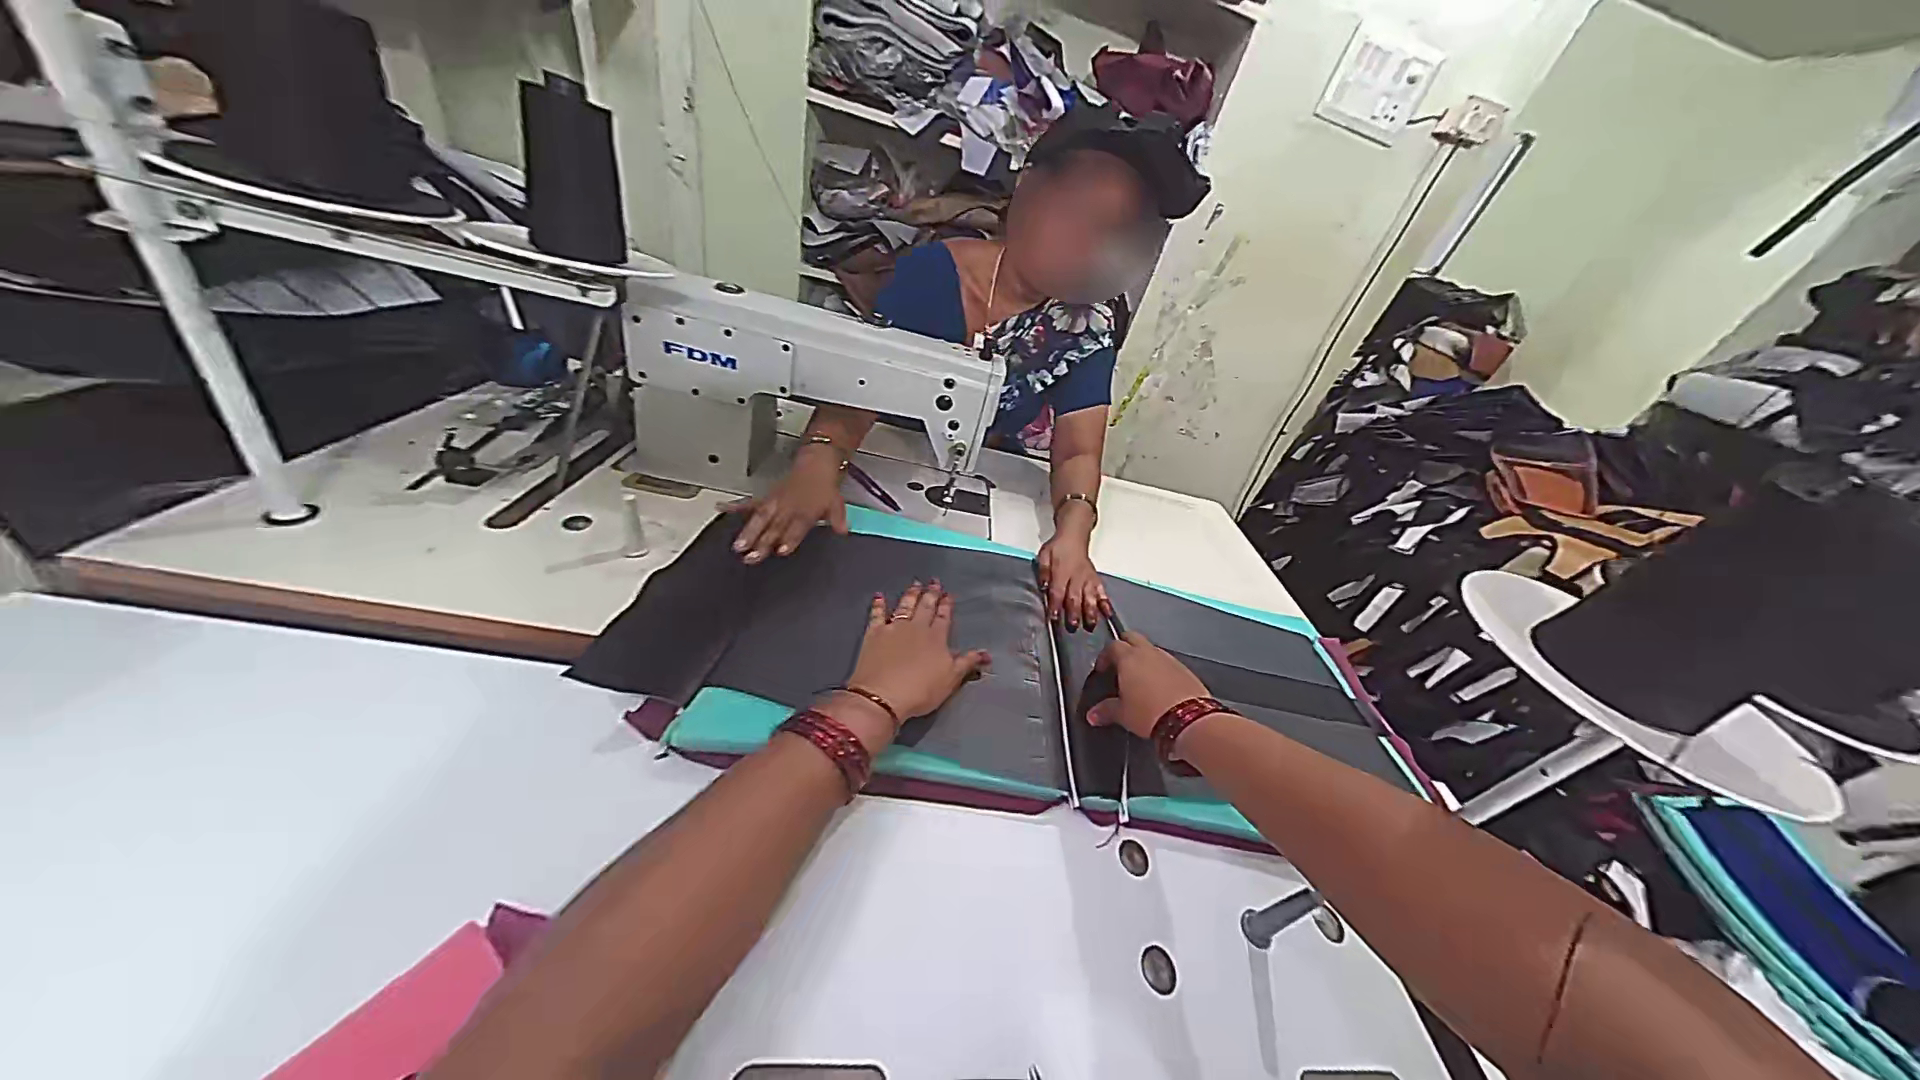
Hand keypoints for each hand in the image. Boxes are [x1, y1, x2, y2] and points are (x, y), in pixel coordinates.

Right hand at [723, 444, 847, 563]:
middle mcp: (788, 509)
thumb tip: (843, 531)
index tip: (780, 550)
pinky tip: (721, 509)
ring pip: (760, 519)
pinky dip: (735, 506)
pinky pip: (750, 503)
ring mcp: (776, 503)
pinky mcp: (767, 497)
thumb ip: (837, 520)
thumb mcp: (836, 505)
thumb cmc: (825, 488)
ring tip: (738, 546)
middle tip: (751, 557)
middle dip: (763, 543)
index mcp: (805, 513)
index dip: (789, 540)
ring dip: (748, 533)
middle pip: (774, 528)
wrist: (816, 464)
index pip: (796, 530)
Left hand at [845, 582, 991, 729]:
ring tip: (915, 584)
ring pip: (904, 606)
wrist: (883, 695)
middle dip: (931, 594)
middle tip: (934, 582)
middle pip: (925, 607)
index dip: (946, 605)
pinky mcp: (874, 633)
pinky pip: (877, 614)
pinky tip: (879, 596)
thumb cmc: (921, 690)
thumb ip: (967, 663)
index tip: (948, 594)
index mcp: (936, 638)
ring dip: (910, 594)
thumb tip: (986, 653)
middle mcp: (916, 627)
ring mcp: (894, 628)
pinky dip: (878, 605)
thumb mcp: (951, 679)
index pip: (944, 617)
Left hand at [1037, 526, 1110, 630]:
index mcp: (1061, 572)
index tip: (1054, 617)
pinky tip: (1108, 613)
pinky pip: (1102, 591)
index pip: (1057, 591)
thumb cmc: (1058, 548)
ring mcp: (1088, 579)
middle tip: (1073, 626)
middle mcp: (1076, 577)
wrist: (1073, 537)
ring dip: (1090, 611)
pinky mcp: (1096, 579)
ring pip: (1090, 596)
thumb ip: (1043, 571)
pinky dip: (1106, 603)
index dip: (1055, 605)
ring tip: (1091, 625)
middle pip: (1075, 597)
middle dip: (1074, 612)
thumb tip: (1043, 586)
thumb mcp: (1044, 556)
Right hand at [1087, 632, 1212, 738]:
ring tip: (1140, 678)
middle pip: (1132, 637)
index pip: (1112, 646)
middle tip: (1119, 664)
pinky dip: (1160, 668)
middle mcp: (1148, 652)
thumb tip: (1092, 715)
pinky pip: (1167, 662)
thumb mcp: (1123, 714)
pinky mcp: (1185, 669)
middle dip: (1124, 646)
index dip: (1105, 656)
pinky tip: (1159, 686)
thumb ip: (1106, 711)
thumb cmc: (1149, 713)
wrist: (1189, 720)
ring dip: (1143, 657)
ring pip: (1151, 649)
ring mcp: (1169, 658)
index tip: (1102, 669)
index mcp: (1128, 658)